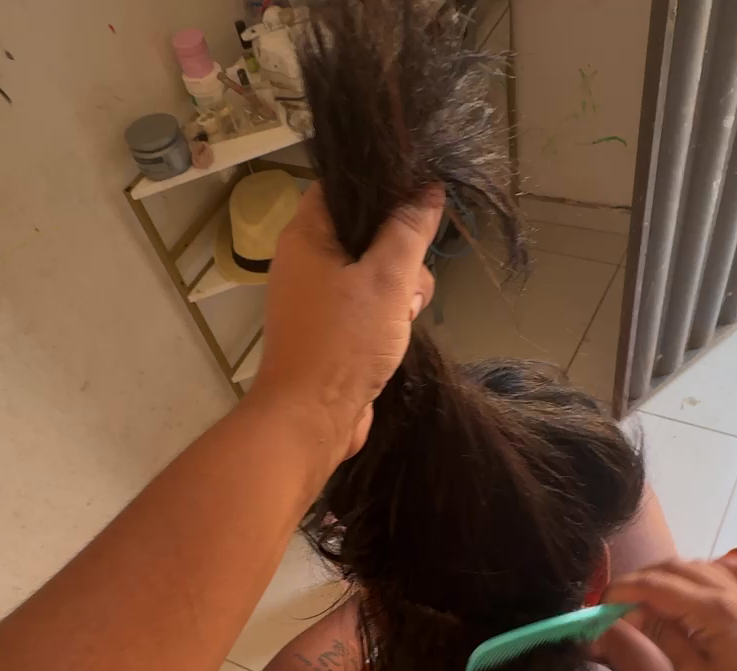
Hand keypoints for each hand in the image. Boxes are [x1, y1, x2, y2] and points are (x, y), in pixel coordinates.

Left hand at [253, 181, 442, 457]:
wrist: (313, 418)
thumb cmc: (344, 343)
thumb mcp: (387, 279)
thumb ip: (409, 231)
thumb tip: (428, 190)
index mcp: (308, 236)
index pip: (343, 187)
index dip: (382, 189)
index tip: (418, 201)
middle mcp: (308, 262)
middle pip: (367, 234)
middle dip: (402, 255)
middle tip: (410, 283)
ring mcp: (319, 300)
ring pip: (374, 275)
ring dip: (400, 292)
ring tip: (406, 317)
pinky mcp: (332, 332)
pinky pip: (367, 309)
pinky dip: (388, 318)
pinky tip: (399, 336)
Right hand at [602, 549, 736, 670]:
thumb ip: (661, 633)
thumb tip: (630, 612)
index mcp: (711, 608)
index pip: (655, 585)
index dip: (622, 590)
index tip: (599, 605)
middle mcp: (729, 590)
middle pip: (673, 568)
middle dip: (639, 580)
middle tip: (616, 602)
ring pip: (698, 565)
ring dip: (667, 574)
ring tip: (645, 596)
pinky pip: (731, 570)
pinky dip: (707, 570)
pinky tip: (696, 582)